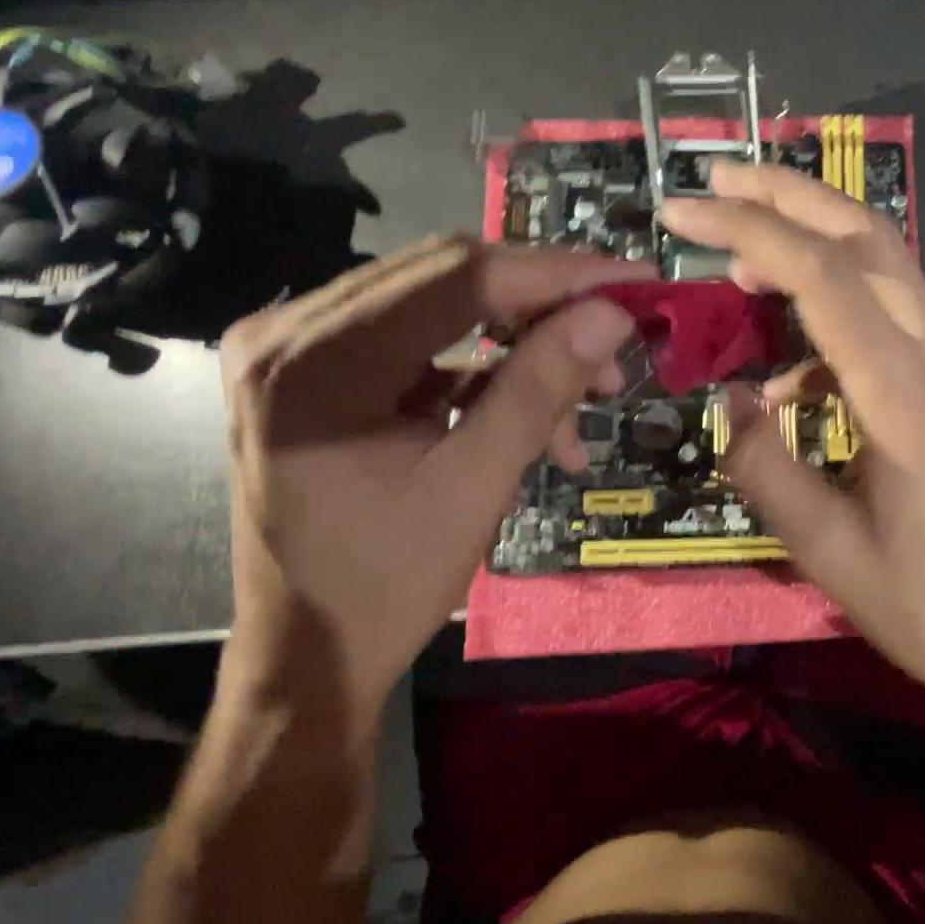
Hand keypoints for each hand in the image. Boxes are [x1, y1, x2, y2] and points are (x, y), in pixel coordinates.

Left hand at [218, 236, 650, 720]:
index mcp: (317, 361)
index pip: (456, 277)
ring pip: (439, 309)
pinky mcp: (314, 374)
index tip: (636, 281)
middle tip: (617, 347)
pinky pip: (419, 345)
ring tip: (585, 402)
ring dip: (522, 347)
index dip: (556, 273)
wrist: (311, 650)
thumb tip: (611, 315)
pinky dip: (484, 373)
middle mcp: (289, 333)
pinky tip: (533, 418)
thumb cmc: (389, 580)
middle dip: (545, 310)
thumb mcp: (476, 484)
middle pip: (446, 280)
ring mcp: (295, 351)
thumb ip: (540, 388)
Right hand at [660, 165, 924, 746]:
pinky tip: (794, 368)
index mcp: (905, 401)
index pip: (824, 278)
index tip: (681, 210)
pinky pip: (898, 321)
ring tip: (743, 249)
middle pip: (869, 241)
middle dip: (790, 197)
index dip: (749, 232)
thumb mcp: (827, 553)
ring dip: (819, 239)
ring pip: (890, 270)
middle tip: (717, 181)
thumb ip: (765, 466)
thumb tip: (732, 399)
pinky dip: (841, 311)